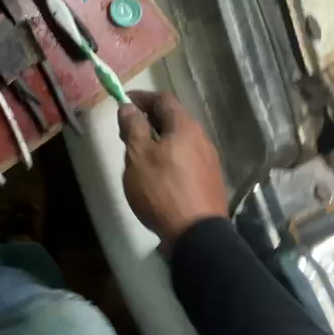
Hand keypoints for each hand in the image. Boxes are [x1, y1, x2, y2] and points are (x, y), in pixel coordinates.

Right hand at [119, 90, 227, 244]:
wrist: (198, 237)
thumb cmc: (162, 190)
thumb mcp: (138, 156)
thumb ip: (133, 127)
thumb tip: (129, 108)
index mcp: (184, 127)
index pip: (162, 99)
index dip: (141, 97)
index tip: (123, 103)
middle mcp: (201, 138)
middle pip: (173, 119)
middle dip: (149, 120)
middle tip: (128, 132)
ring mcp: (209, 161)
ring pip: (180, 140)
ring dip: (160, 140)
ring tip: (141, 156)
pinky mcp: (210, 181)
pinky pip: (187, 159)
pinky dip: (170, 157)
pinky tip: (159, 175)